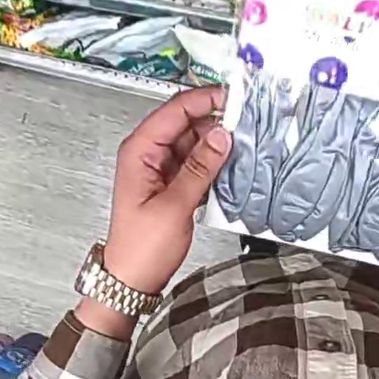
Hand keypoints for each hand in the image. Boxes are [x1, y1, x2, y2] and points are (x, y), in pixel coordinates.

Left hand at [101, 84, 231, 289]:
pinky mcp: (170, 188)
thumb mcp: (175, 205)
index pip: (175, 110)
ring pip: (193, 146)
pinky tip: (228, 173)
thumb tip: (221, 137)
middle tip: (246, 128)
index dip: (204, 101)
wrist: (133, 279)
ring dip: (216, 148)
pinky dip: (211, 168)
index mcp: (139, 151)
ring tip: (242, 151)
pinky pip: (194, 167)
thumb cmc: (142, 248)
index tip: (233, 99)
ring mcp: (159, 171)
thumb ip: (200, 168)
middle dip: (215, 124)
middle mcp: (147, 155)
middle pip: (185, 125)